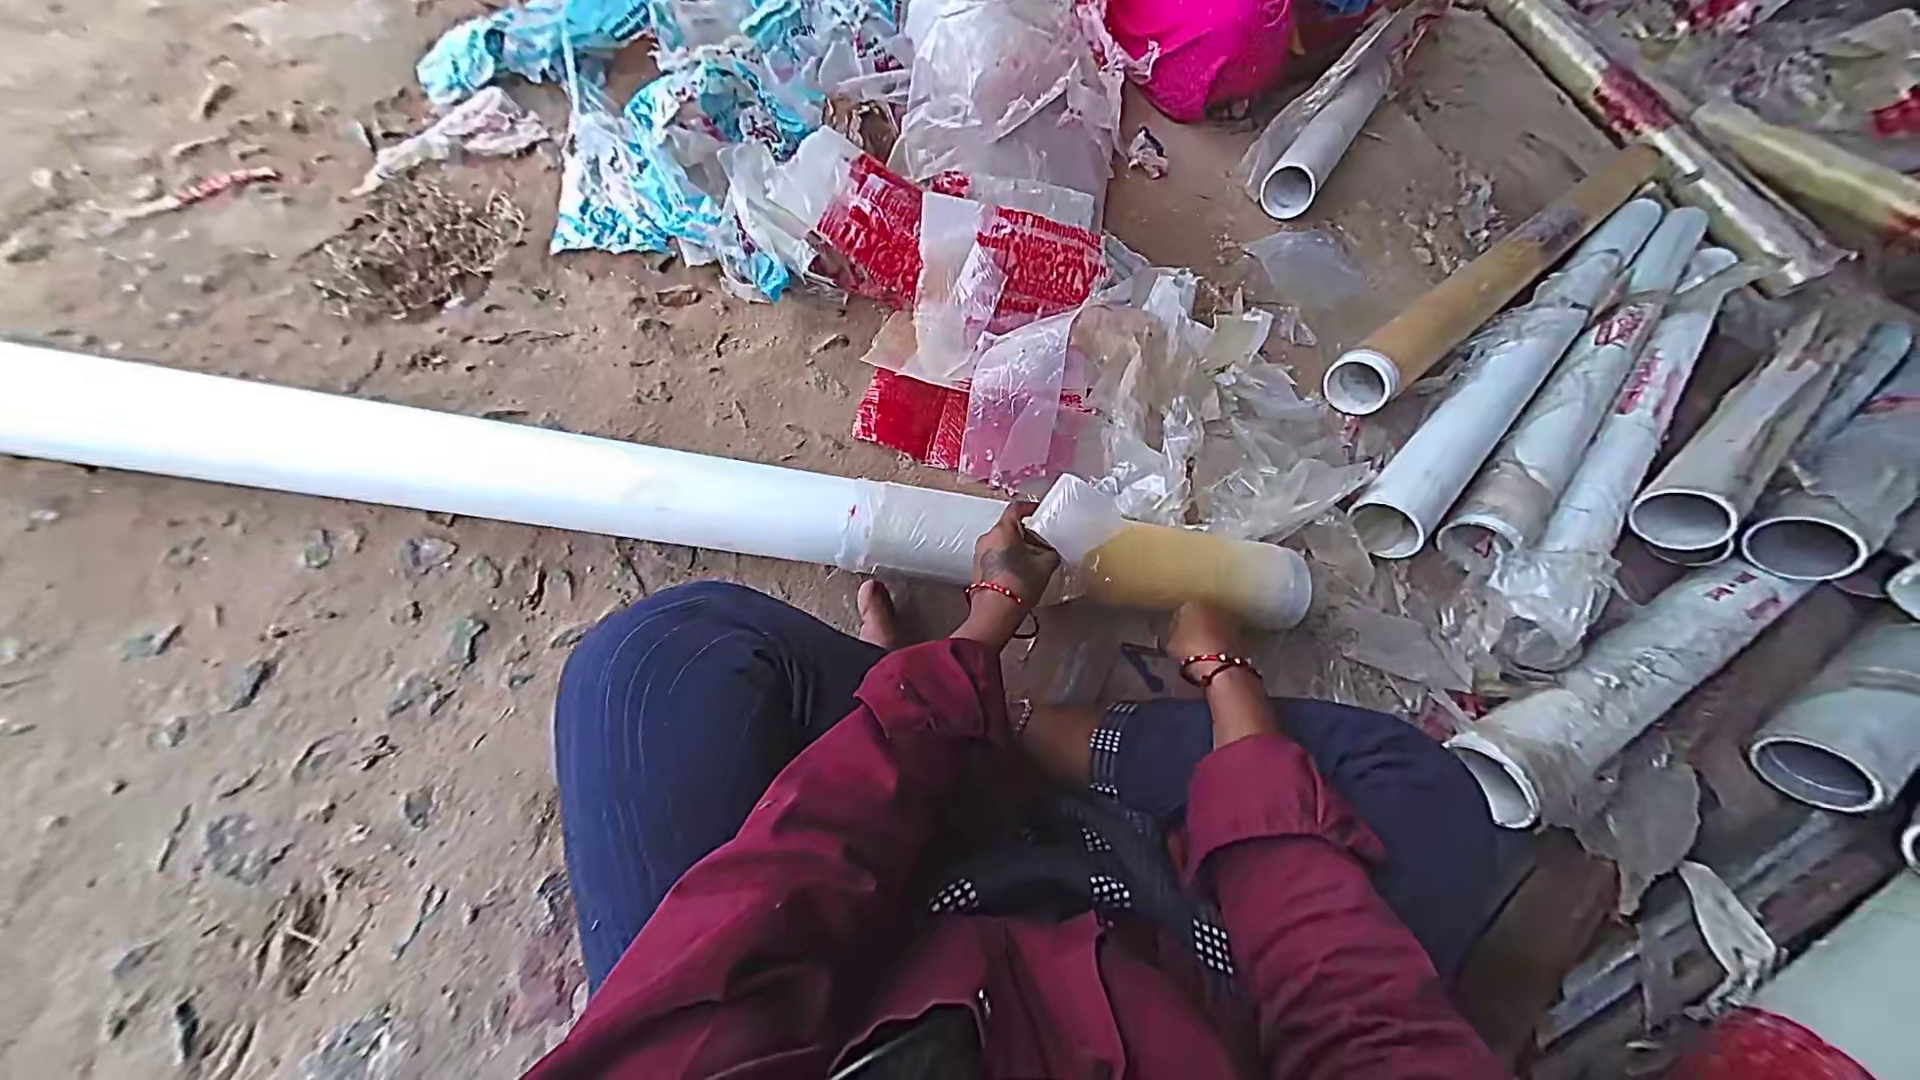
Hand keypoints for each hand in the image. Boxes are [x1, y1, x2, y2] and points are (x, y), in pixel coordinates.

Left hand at [953, 503, 1058, 649]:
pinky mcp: (976, 567)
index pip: (1015, 509)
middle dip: (1024, 532)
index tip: (1038, 511)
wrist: (996, 610)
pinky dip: (1005, 557)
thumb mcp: (1045, 564)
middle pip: (1007, 527)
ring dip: (1014, 546)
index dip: (1028, 508)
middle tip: (1039, 542)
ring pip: (1000, 541)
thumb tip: (1048, 550)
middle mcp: (987, 537)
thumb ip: (1049, 551)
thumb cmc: (1021, 582)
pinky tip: (1017, 570)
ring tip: (1030, 559)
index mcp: (1003, 530)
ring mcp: (979, 553)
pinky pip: (993, 555)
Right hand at [1166, 601, 1240, 660]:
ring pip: (1214, 623)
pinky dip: (1221, 639)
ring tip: (1204, 647)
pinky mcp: (1240, 630)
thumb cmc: (1189, 651)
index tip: (1175, 636)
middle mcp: (1210, 605)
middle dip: (1196, 624)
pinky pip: (1225, 633)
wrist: (1220, 666)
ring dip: (1210, 631)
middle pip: (1200, 614)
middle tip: (1190, 640)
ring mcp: (1227, 617)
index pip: (1179, 612)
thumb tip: (1177, 634)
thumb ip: (1173, 634)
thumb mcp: (1171, 644)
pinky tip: (1216, 651)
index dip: (1177, 626)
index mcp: (1190, 605)